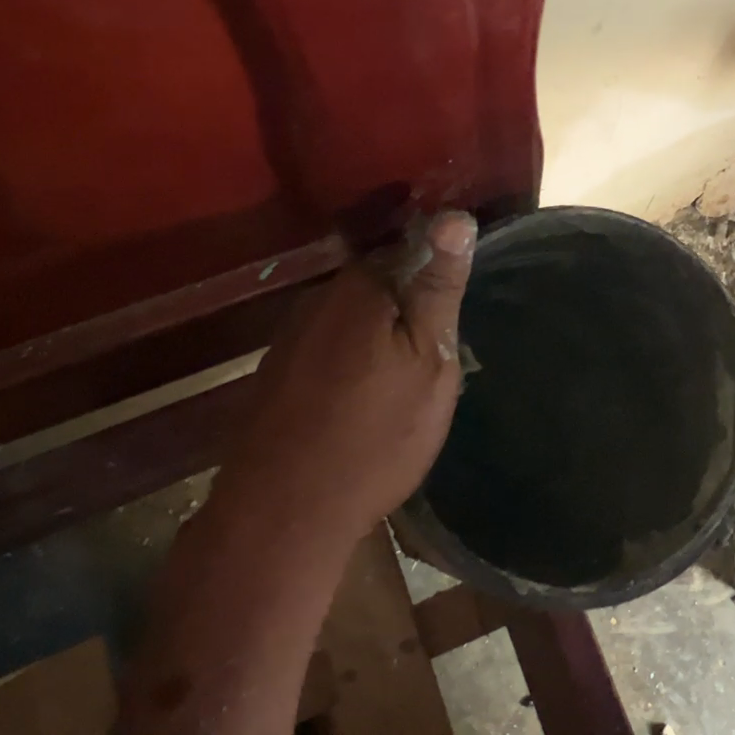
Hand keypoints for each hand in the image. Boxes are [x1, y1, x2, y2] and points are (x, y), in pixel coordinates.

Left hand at [219, 211, 476, 533]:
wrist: (280, 517)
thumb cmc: (373, 438)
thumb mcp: (427, 363)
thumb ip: (437, 289)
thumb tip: (454, 216)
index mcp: (360, 287)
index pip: (412, 249)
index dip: (440, 274)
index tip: (458, 311)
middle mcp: (318, 299)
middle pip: (380, 284)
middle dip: (410, 308)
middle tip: (438, 357)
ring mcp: (290, 337)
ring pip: (353, 320)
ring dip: (380, 339)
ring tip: (404, 386)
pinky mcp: (276, 374)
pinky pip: (329, 349)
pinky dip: (352, 365)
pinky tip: (363, 404)